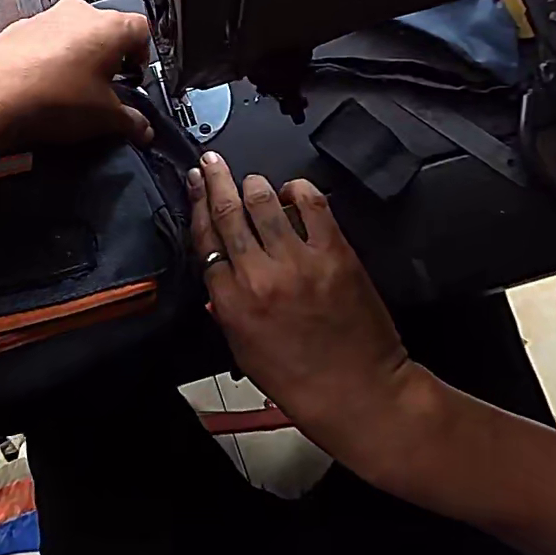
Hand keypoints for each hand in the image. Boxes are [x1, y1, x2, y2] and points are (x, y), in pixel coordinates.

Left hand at [0, 0, 153, 150]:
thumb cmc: (48, 97)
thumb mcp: (105, 119)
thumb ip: (132, 121)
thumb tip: (141, 128)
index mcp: (110, 26)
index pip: (142, 31)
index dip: (143, 57)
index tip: (135, 78)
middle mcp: (78, 14)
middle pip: (106, 32)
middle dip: (110, 60)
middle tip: (106, 91)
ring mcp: (44, 20)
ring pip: (73, 37)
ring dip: (78, 61)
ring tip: (73, 97)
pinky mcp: (17, 33)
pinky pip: (44, 45)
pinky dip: (49, 64)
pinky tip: (46, 94)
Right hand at [187, 152, 418, 462]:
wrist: (359, 393)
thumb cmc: (300, 380)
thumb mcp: (243, 349)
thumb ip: (225, 306)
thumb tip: (218, 272)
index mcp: (231, 303)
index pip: (204, 239)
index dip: (197, 205)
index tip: (196, 185)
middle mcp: (258, 276)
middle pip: (227, 212)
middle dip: (215, 179)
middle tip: (210, 161)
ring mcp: (297, 261)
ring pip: (263, 201)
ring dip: (251, 183)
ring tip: (249, 180)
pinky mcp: (334, 253)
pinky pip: (311, 204)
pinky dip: (297, 189)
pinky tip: (292, 191)